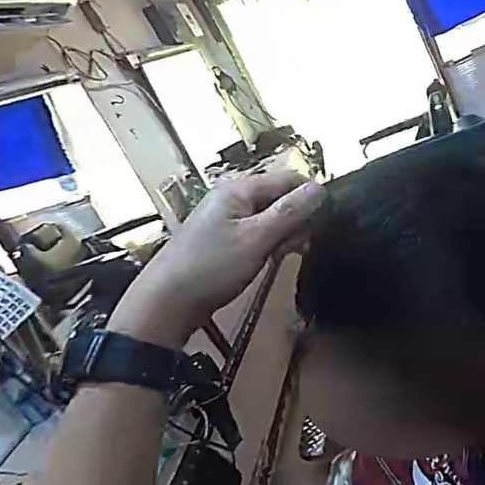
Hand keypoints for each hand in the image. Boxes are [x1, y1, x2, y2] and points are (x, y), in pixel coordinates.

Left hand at [109, 168, 323, 348]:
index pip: (288, 178)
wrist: (164, 306)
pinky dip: (269, 244)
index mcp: (238, 190)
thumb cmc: (211, 268)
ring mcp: (225, 219)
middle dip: (296, 219)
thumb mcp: (257, 239)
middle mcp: (232, 198)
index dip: (309, 197)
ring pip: (270, 217)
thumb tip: (320, 187)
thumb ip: (290, 212)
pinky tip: (269, 260)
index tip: (320, 224)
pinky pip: (257, 232)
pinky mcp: (223, 239)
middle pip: (280, 197)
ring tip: (282, 256)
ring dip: (284, 234)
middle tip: (299, 246)